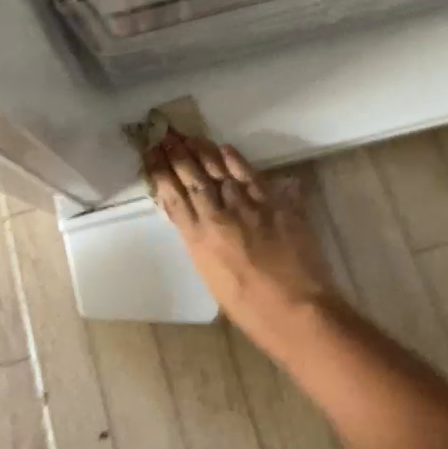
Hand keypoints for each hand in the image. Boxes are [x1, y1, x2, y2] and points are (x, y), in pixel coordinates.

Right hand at [146, 132, 338, 341]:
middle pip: (191, 177)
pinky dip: (236, 160)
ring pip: (218, 171)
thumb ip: (201, 242)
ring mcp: (245, 208)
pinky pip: (250, 175)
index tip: (151, 152)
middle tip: (166, 134)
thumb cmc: (251, 309)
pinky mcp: (273, 204)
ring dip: (202, 151)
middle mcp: (216, 218)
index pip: (172, 197)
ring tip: (189, 136)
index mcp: (198, 240)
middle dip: (176, 153)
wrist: (296, 314)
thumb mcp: (211, 275)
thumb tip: (194, 219)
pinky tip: (225, 148)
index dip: (160, 171)